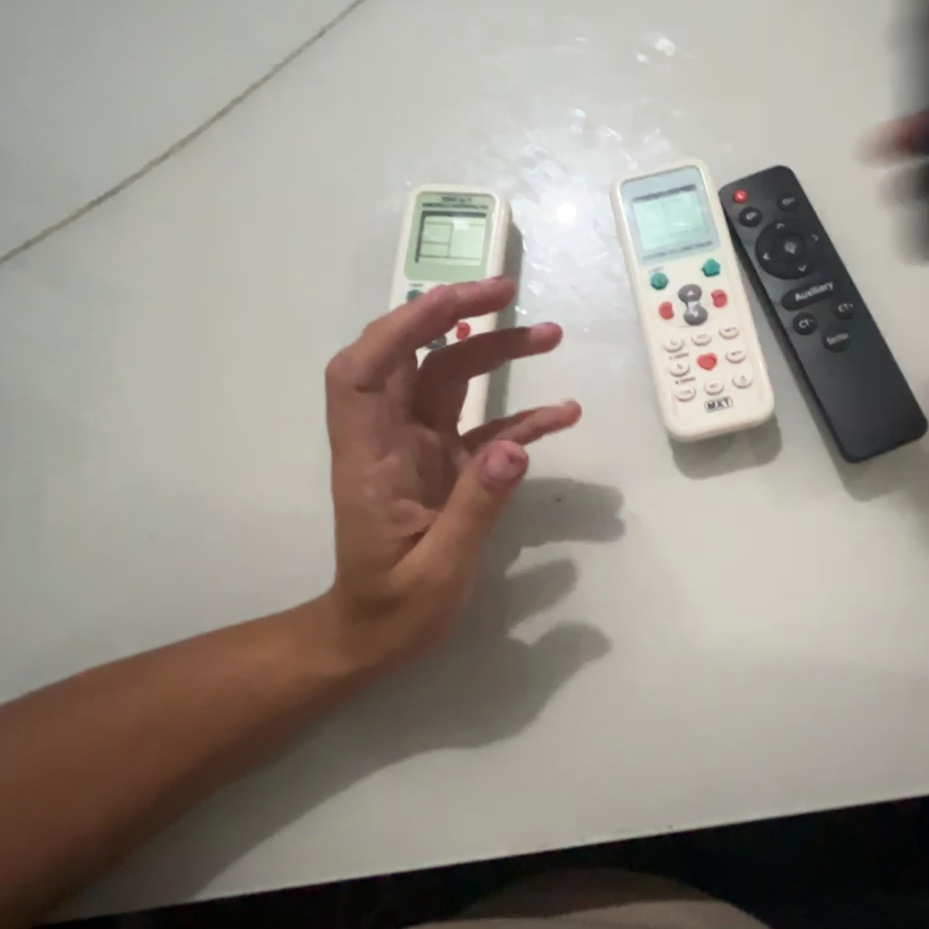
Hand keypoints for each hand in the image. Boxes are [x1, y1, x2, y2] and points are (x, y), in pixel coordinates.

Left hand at [316, 278, 581, 671]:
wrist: (377, 635)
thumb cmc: (392, 607)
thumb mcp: (437, 569)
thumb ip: (475, 507)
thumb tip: (516, 448)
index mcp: (370, 457)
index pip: (364, 372)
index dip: (399, 328)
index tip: (449, 303)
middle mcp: (392, 438)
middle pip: (415, 359)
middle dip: (455, 317)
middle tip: (508, 293)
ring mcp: (422, 447)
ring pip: (454, 380)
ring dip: (497, 353)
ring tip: (551, 335)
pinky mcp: (450, 464)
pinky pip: (486, 425)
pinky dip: (522, 415)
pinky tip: (564, 413)